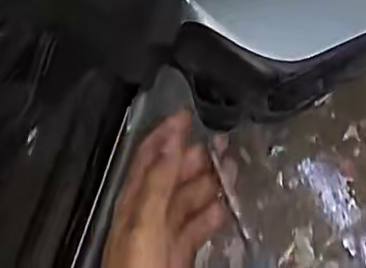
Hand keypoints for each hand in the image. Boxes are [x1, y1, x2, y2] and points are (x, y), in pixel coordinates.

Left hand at [102, 111, 227, 267]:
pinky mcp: (175, 262)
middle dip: (194, 156)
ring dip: (207, 184)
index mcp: (133, 203)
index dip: (166, 132)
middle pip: (170, 177)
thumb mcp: (144, 224)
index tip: (187, 113)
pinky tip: (226, 209)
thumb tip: (170, 139)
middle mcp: (145, 216)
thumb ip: (157, 182)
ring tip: (231, 169)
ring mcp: (160, 241)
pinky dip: (210, 217)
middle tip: (223, 142)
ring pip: (184, 203)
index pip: (149, 156)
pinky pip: (193, 232)